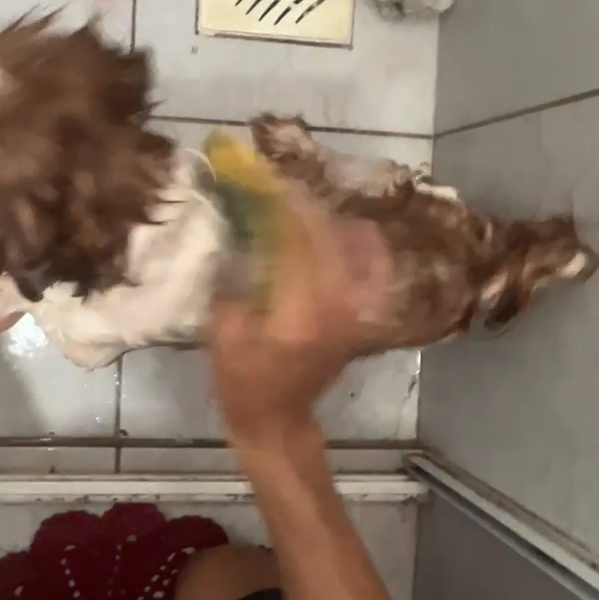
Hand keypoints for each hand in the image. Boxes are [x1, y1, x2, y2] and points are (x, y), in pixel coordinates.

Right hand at [208, 188, 392, 445]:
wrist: (278, 421)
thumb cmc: (242, 382)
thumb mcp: (222, 331)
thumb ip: (233, 279)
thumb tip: (240, 231)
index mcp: (298, 311)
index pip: (296, 240)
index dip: (281, 205)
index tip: (265, 178)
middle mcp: (336, 306)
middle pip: (327, 237)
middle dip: (303, 206)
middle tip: (281, 184)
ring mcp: (355, 312)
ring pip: (354, 249)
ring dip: (331, 221)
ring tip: (308, 201)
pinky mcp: (361, 317)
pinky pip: (375, 274)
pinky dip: (368, 248)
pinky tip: (357, 229)